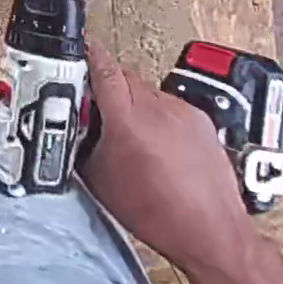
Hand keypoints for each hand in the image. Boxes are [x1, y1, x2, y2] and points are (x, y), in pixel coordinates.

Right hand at [81, 44, 259, 277]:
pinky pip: (168, 104)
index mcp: (128, 120)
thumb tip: (70, 124)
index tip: (79, 51)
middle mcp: (158, 109)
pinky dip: (155, 114)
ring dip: (130, 101)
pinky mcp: (202, 121)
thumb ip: (81, 140)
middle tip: (94, 106)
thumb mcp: (97, 176)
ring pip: (145, 90)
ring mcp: (183, 113)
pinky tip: (153, 141)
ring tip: (127, 132)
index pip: (104, 69)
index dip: (88, 56)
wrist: (212, 233)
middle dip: (106, 87)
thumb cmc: (158, 213)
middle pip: (123, 77)